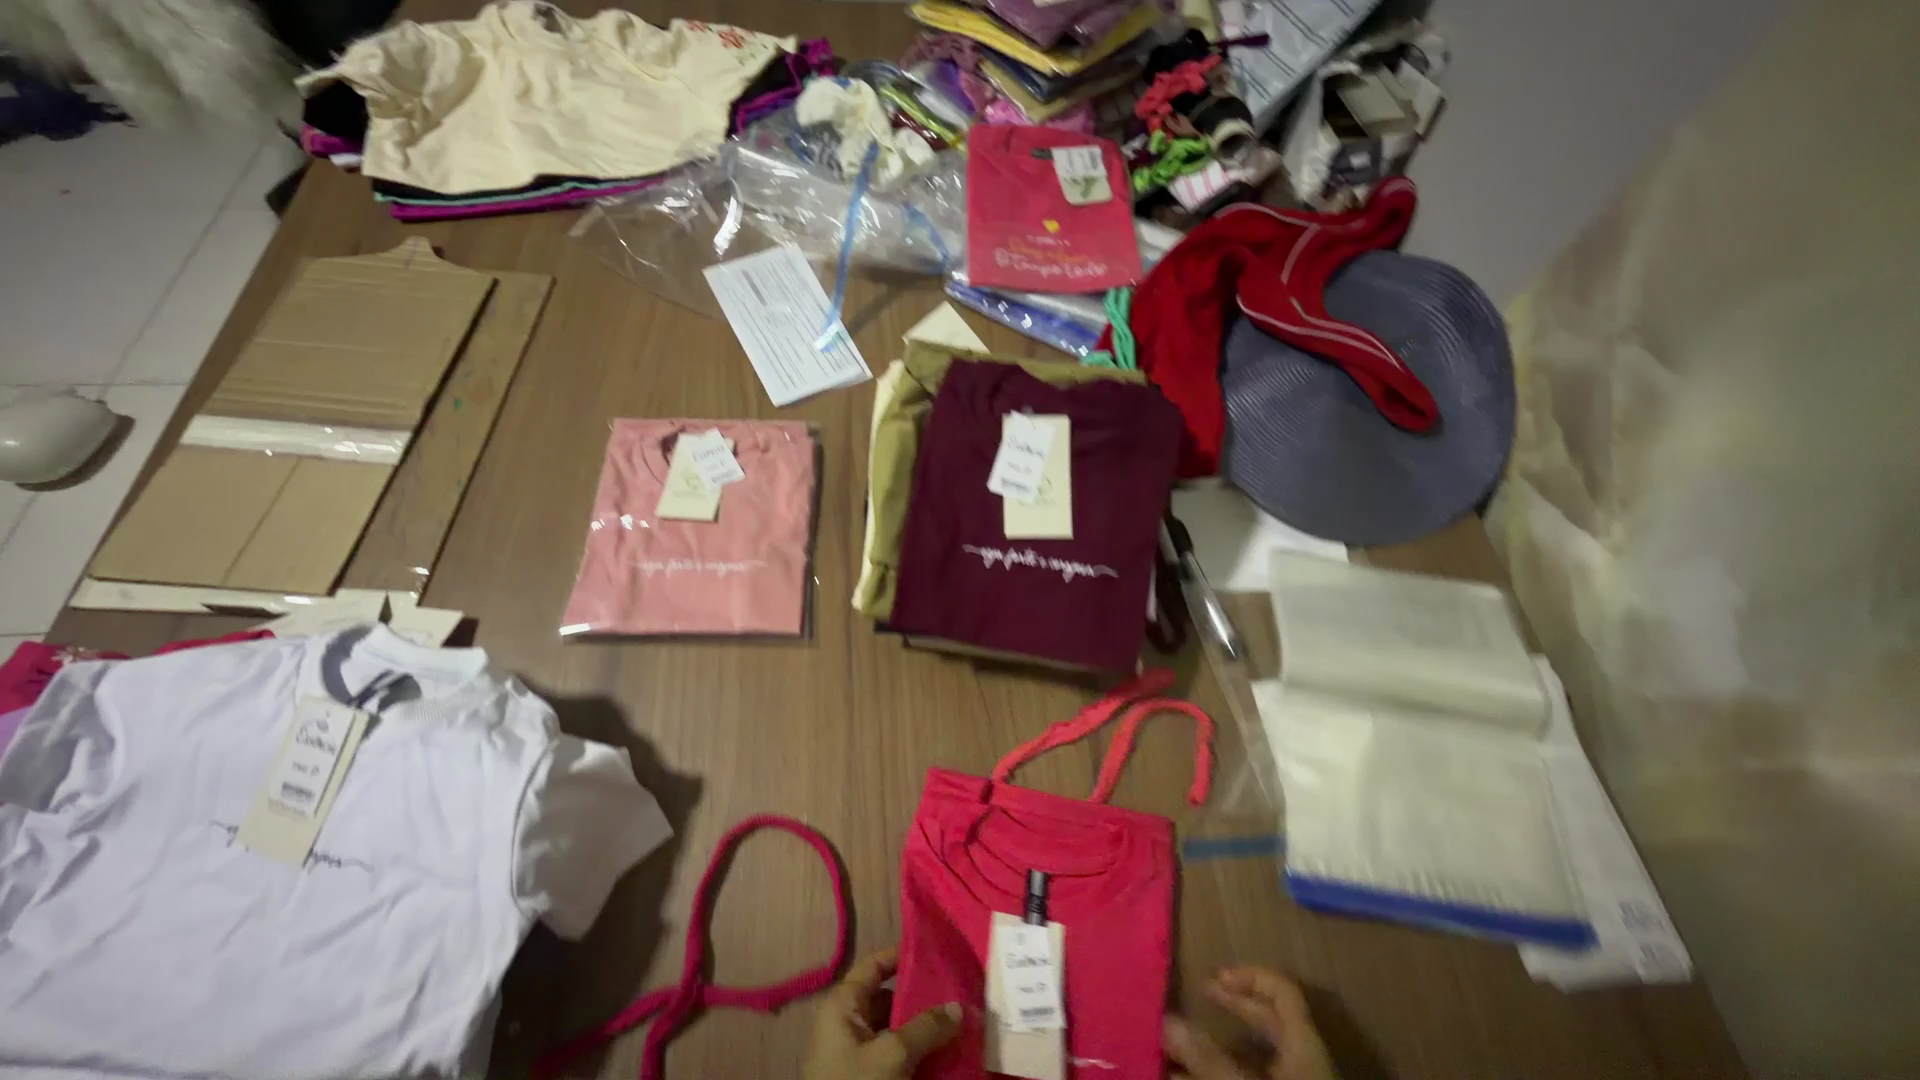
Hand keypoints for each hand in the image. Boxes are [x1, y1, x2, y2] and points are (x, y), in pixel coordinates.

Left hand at [803, 949, 961, 1079]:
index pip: (873, 966)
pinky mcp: (866, 1079)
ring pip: (896, 1031)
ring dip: (924, 1030)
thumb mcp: (892, 1055)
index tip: (937, 952)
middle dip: (923, 998)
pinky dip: (918, 1055)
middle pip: (889, 999)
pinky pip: (896, 1058)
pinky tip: (946, 1055)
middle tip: (959, 994)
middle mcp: (847, 1024)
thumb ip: (926, 1027)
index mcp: (843, 1006)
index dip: (902, 956)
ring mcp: (856, 1055)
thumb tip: (959, 1006)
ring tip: (959, 1024)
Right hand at [1163, 968, 1336, 1079]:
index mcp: (1304, 1047)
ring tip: (1184, 1047)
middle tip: (1201, 996)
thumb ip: (1207, 1060)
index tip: (1212, 980)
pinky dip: (1224, 1076)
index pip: (1283, 992)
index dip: (1249, 977)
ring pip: (1260, 1058)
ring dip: (1222, 1047)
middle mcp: (1304, 1065)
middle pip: (1270, 1022)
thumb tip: (1167, 1021)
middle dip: (1233, 1007)